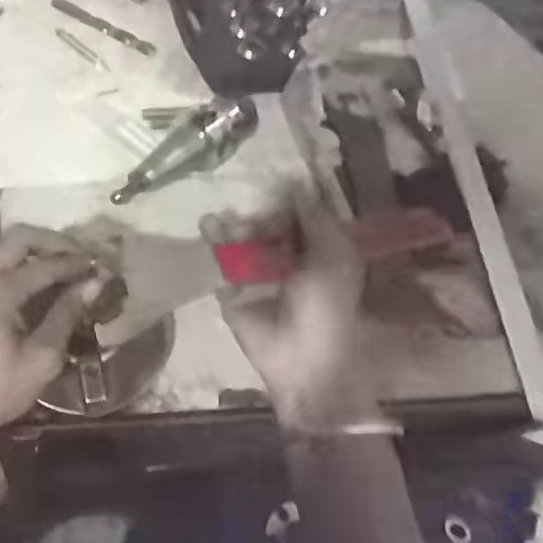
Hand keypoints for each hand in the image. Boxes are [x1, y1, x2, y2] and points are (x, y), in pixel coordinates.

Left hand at [0, 225, 102, 443]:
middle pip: (18, 237)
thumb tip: (93, 283)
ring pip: (1, 244)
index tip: (102, 264)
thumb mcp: (42, 357)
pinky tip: (39, 279)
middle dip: (54, 242)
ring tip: (63, 263)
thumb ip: (66, 314)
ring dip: (34, 247)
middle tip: (82, 256)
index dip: (77, 263)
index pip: (44, 264)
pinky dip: (17, 260)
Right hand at [208, 187, 376, 428]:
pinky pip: (222, 264)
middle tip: (254, 213)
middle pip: (267, 224)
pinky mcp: (233, 291)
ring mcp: (257, 276)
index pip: (299, 215)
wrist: (303, 360)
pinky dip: (214, 242)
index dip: (288, 201)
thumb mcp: (335, 255)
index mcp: (317, 251)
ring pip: (242, 240)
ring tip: (227, 216)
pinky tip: (207, 223)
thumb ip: (317, 219)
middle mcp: (286, 259)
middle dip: (260, 213)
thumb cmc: (328, 307)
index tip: (276, 185)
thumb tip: (298, 182)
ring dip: (234, 224)